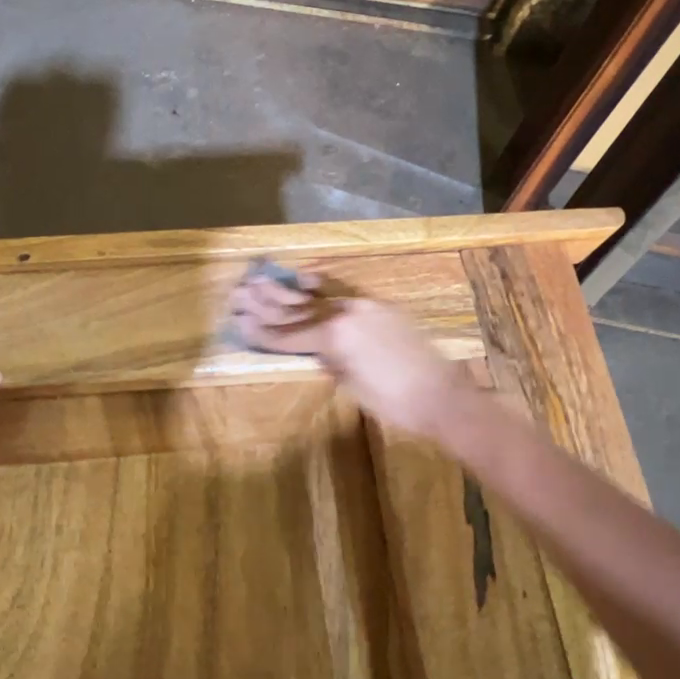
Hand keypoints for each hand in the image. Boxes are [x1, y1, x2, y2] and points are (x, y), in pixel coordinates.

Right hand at [227, 273, 476, 439]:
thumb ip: (327, 360)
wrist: (442, 394)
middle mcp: (343, 313)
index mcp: (333, 336)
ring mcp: (362, 305)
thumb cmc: (393, 402)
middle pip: (296, 309)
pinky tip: (304, 276)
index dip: (261, 331)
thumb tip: (314, 349)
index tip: (238, 321)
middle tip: (237, 293)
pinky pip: (342, 291)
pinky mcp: (378, 306)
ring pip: (316, 296)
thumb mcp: (350, 384)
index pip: (288, 335)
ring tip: (259, 279)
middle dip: (264, 304)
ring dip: (286, 290)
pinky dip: (321, 284)